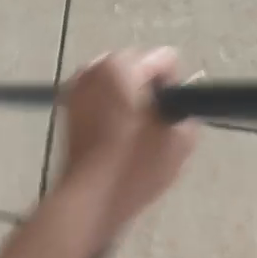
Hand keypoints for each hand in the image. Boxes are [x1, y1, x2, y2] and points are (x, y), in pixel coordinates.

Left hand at [55, 48, 199, 248]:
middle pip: (137, 66)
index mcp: (121, 68)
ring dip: (129, 97)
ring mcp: (76, 87)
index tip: (171, 114)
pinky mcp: (68, 108)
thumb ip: (188, 108)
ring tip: (137, 132)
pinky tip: (118, 136)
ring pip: (116, 82)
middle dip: (149, 88)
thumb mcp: (179, 140)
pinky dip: (111, 107)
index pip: (164, 59)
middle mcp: (94, 68)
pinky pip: (100, 96)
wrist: (90, 199)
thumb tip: (179, 104)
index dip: (174, 86)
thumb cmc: (134, 167)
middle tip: (156, 124)